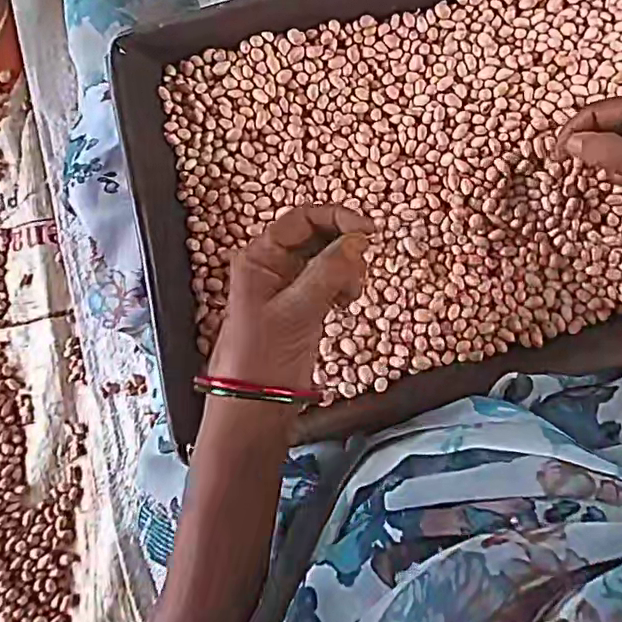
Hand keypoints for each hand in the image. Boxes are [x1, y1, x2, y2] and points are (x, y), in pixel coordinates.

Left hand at [209, 206, 373, 391]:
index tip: (366, 230)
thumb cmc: (261, 358)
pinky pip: (332, 279)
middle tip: (360, 268)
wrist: (254, 405)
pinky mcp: (304, 302)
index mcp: (261, 257)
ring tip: (348, 295)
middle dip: (344, 247)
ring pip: (329, 257)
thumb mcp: (297, 310)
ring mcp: (290, 283)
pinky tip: (345, 303)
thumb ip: (328, 271)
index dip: (337, 217)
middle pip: (318, 234)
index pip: (302, 218)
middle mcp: (273, 264)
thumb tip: (357, 240)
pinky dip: (345, 285)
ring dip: (348, 269)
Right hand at [555, 93, 621, 220]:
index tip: (556, 154)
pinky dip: (618, 172)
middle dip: (588, 146)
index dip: (574, 131)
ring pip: (610, 145)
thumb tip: (569, 143)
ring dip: (604, 162)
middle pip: (602, 126)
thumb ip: (602, 150)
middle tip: (570, 168)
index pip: (597, 111)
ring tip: (612, 177)